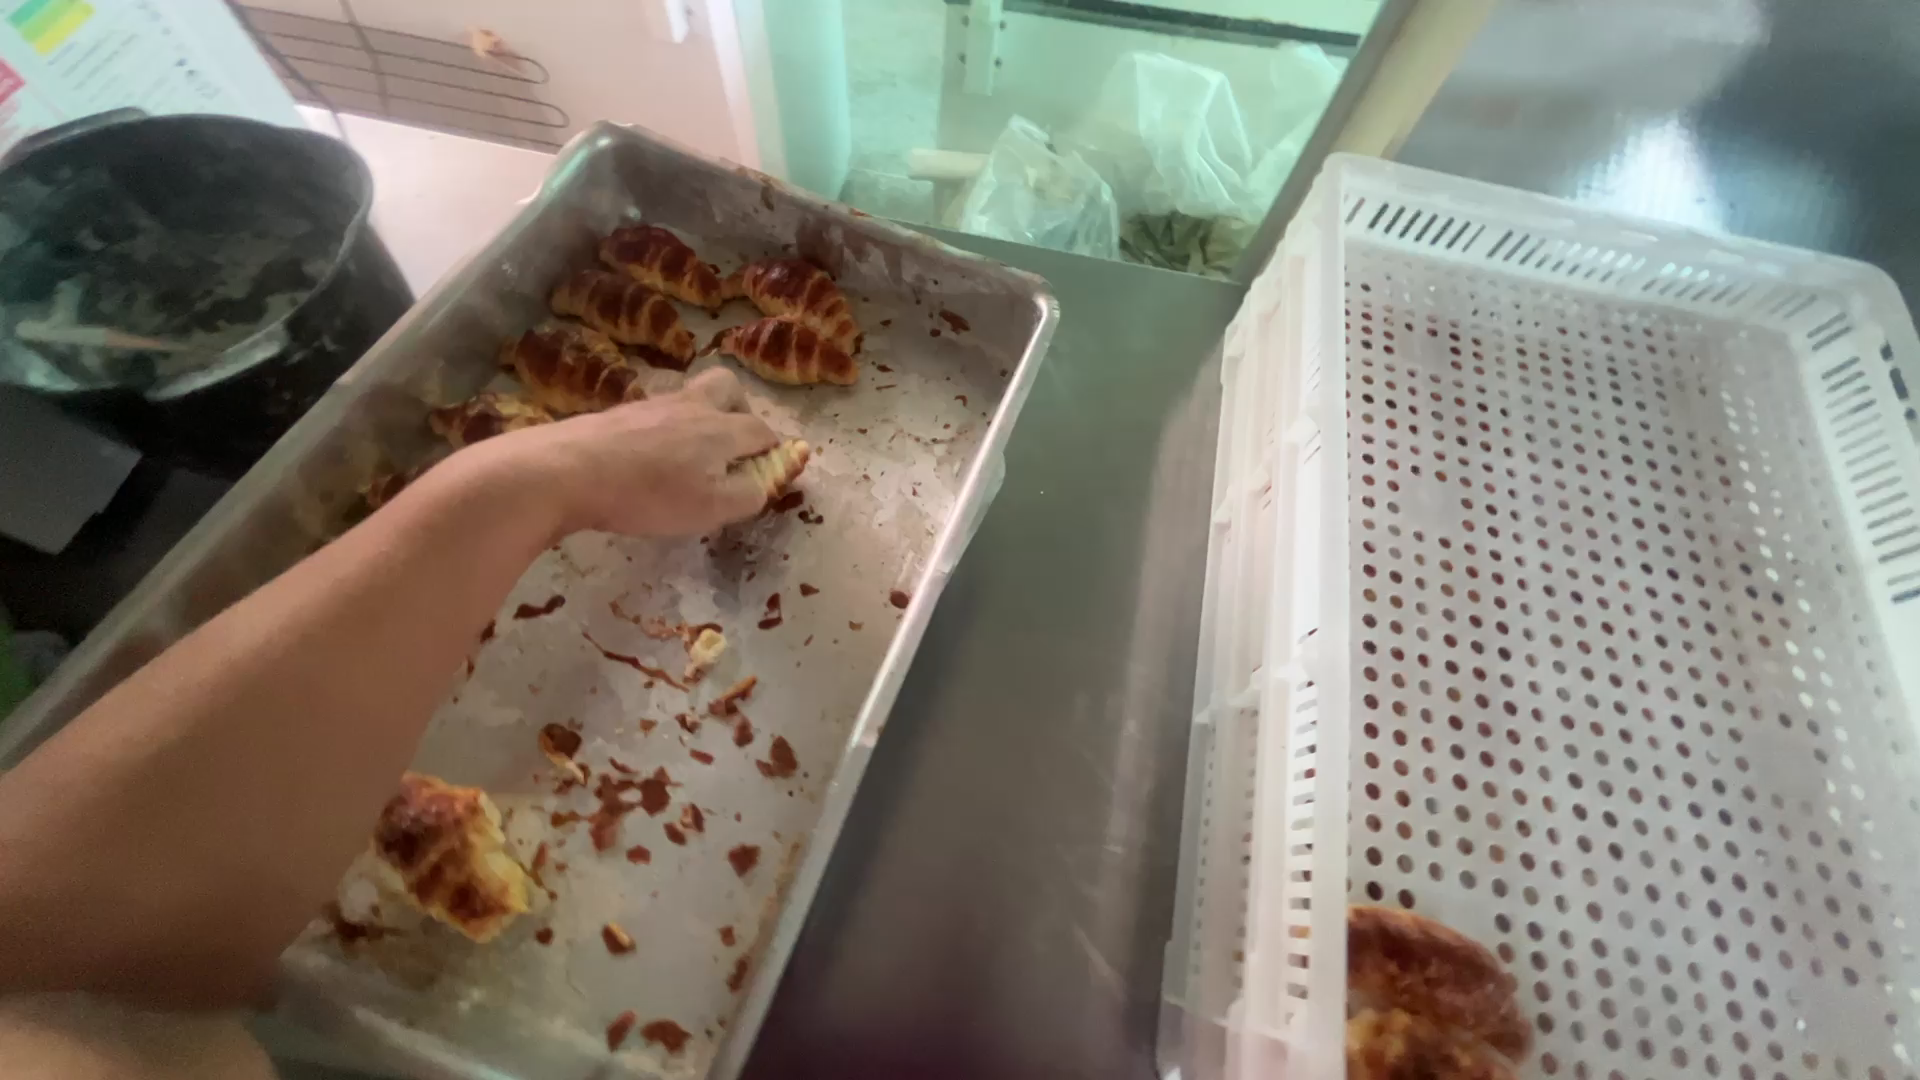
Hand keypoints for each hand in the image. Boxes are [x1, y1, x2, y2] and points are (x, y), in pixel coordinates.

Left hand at [480, 368, 778, 537]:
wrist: (565, 471)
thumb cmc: (650, 494)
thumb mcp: (713, 508)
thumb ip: (750, 494)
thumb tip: (765, 482)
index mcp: (722, 428)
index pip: (763, 431)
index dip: (775, 452)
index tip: (774, 471)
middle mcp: (692, 406)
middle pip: (728, 387)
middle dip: (741, 411)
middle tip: (734, 446)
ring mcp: (651, 405)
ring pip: (690, 398)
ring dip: (701, 420)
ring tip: (690, 460)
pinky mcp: (619, 414)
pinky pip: (656, 415)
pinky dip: (665, 432)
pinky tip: (650, 461)